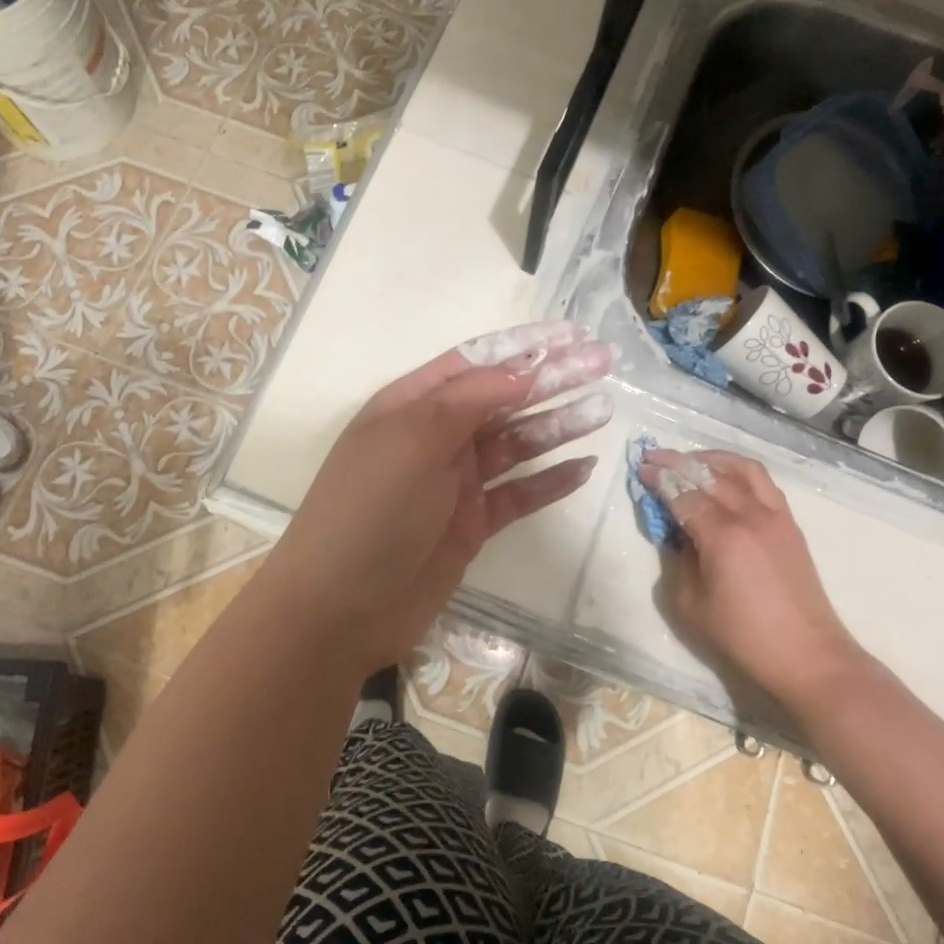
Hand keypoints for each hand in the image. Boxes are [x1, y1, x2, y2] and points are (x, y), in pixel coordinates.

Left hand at [265, 321, 615, 672]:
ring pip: (517, 444)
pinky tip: (582, 468)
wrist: (339, 609)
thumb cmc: (370, 510)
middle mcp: (434, 438)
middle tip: (604, 361)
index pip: (476, 362)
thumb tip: (526, 370)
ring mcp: (454, 483)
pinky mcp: (470, 525)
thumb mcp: (414, 439)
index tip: (572, 334)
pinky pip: (519, 494)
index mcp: (411, 405)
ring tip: (604, 410)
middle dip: (553, 379)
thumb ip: (472, 399)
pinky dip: (550, 482)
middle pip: (504, 398)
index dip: (524, 346)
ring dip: (558, 425)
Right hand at [640, 448, 865, 705]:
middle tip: (654, 458)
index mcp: (723, 536)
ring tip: (690, 461)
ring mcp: (775, 516)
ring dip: (712, 459)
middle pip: (709, 475)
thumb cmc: (743, 636)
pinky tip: (725, 478)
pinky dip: (739, 471)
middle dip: (678, 463)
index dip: (659, 480)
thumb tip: (677, 536)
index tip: (640, 469)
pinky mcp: (790, 524)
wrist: (807, 653)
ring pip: (741, 470)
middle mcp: (750, 515)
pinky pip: (763, 483)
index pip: (684, 494)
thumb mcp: (690, 605)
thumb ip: (678, 562)